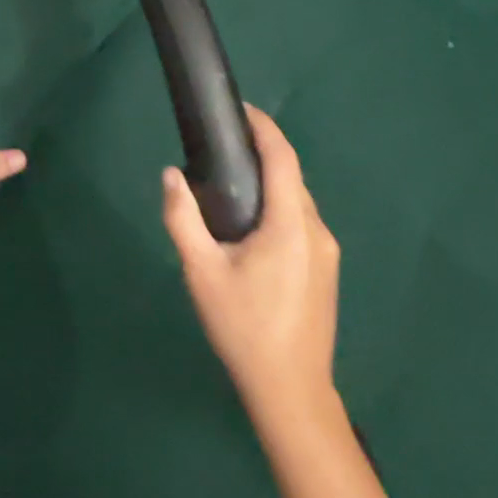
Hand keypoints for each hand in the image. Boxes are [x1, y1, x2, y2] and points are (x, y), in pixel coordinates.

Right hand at [162, 105, 339, 405]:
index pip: (283, 158)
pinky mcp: (327, 271)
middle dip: (264, 155)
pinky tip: (252, 229)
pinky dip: (280, 210)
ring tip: (233, 185)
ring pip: (299, 202)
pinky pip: (303, 224)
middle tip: (224, 148)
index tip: (241, 109)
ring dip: (272, 185)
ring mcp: (327, 252)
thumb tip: (170, 176)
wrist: (290, 388)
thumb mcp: (201, 273)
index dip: (265, 127)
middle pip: (293, 178)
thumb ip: (182, 219)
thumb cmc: (243, 327)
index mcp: (290, 224)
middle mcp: (316, 230)